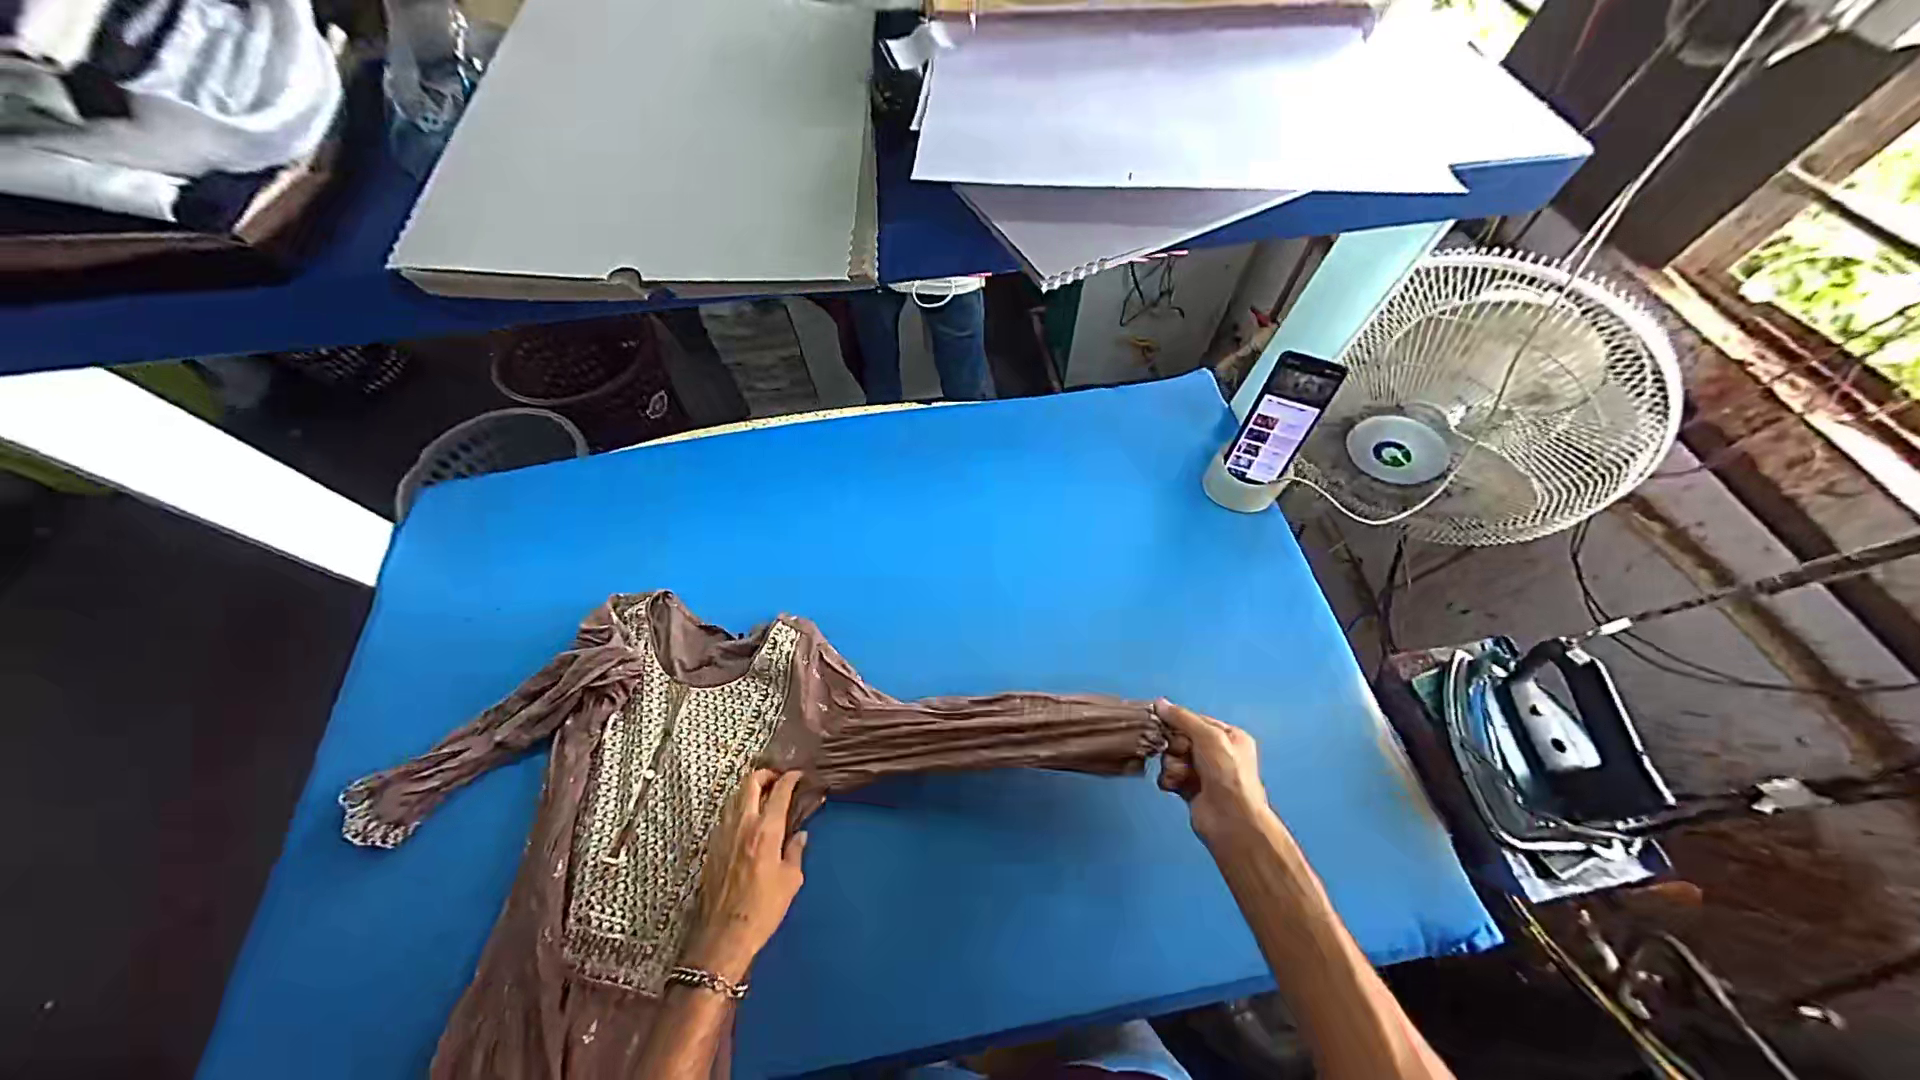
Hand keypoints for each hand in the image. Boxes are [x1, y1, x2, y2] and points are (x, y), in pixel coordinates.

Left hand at [682, 769, 808, 982]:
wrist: (724, 936)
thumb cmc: (763, 909)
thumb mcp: (791, 880)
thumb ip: (795, 851)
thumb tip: (799, 836)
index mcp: (765, 831)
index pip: (779, 791)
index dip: (790, 778)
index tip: (798, 775)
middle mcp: (742, 826)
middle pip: (750, 783)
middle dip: (765, 774)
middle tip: (778, 779)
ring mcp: (723, 834)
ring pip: (735, 797)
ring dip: (751, 790)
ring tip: (765, 797)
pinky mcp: (712, 847)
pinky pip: (727, 815)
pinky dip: (740, 808)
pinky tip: (748, 821)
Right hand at [1157, 699, 1271, 843]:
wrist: (1231, 819)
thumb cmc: (1228, 773)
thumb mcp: (1208, 736)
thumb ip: (1182, 718)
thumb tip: (1160, 702)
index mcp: (1228, 737)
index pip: (1194, 720)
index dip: (1179, 722)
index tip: (1165, 723)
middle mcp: (1216, 753)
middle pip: (1179, 738)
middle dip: (1176, 746)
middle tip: (1183, 753)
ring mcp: (1202, 772)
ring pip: (1171, 757)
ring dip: (1173, 765)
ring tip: (1184, 775)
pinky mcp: (1189, 789)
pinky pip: (1169, 776)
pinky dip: (1170, 779)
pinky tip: (1178, 786)